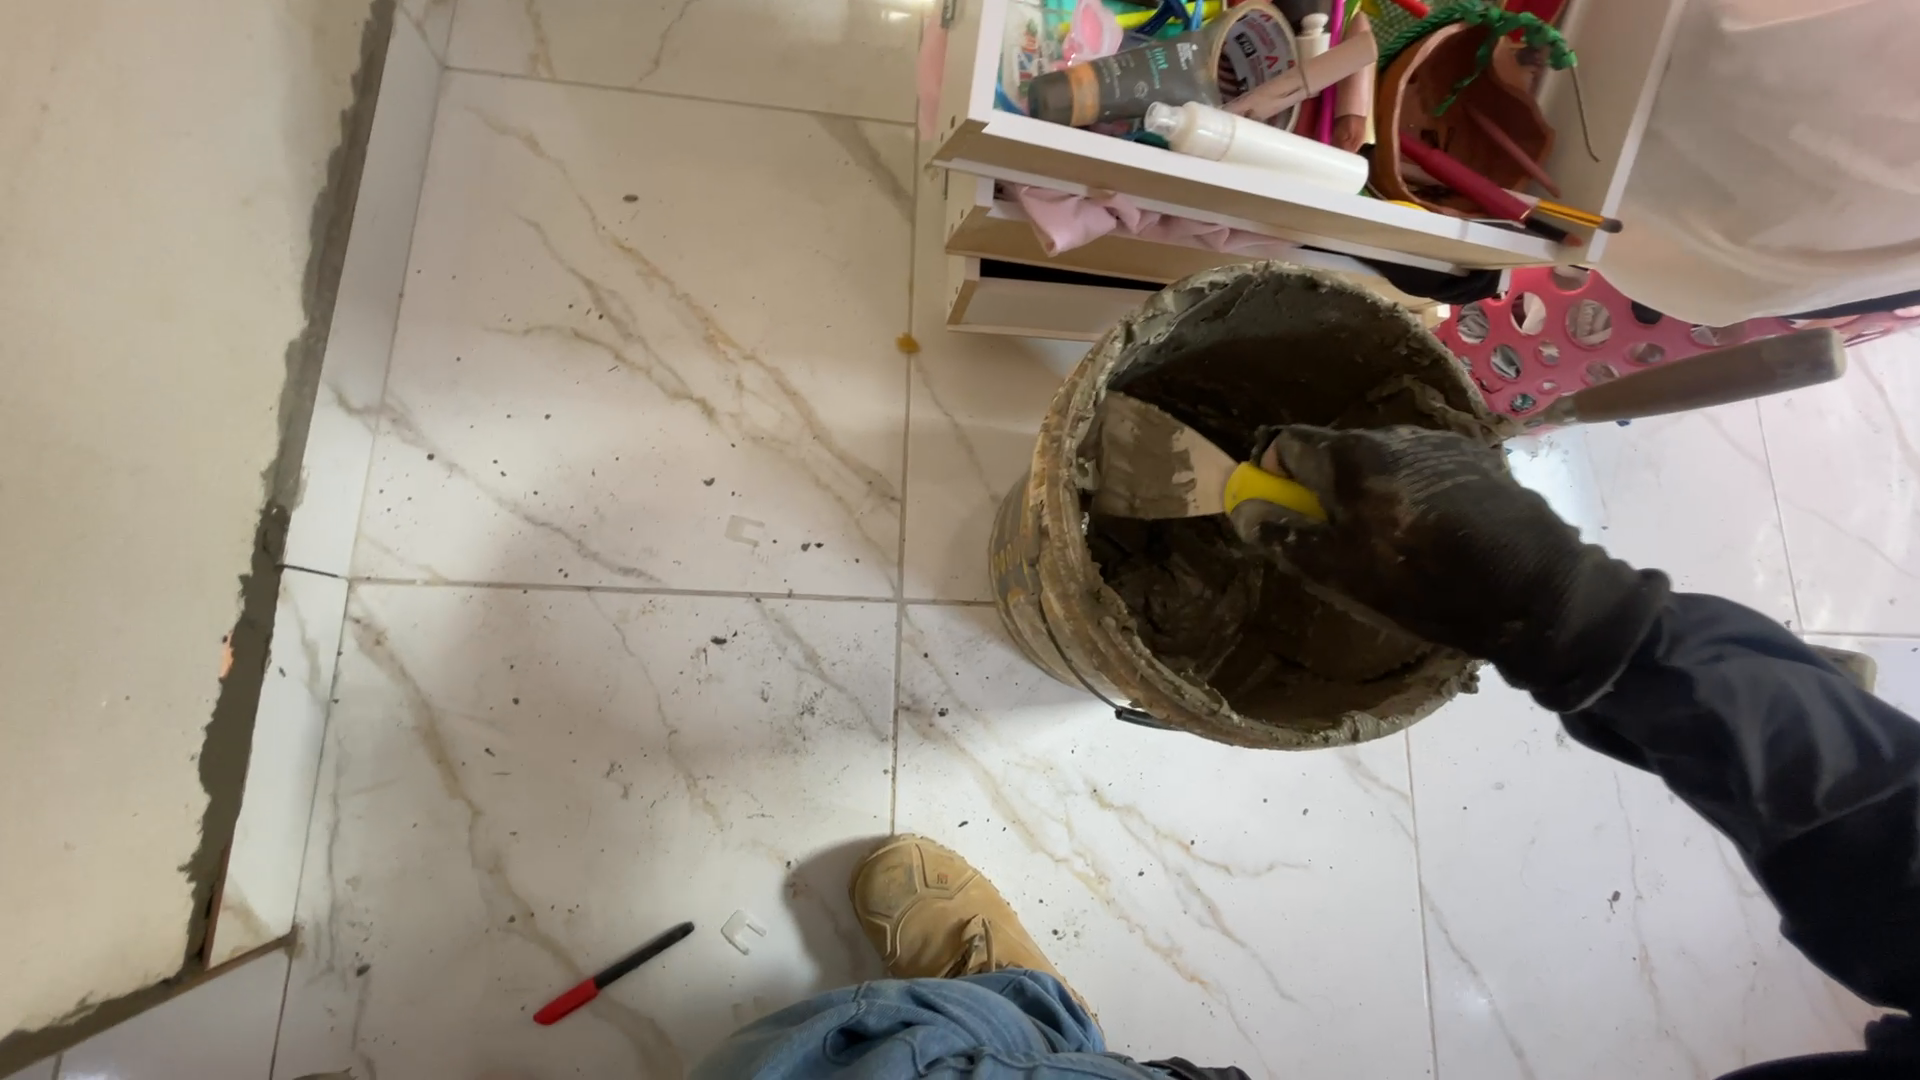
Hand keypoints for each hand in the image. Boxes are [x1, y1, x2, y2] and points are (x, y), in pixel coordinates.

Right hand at [1229, 425, 1669, 709]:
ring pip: (1373, 461)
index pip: (1286, 441)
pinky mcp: (1475, 460)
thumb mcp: (1335, 571)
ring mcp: (1439, 444)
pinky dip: (1399, 492)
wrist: (1541, 594)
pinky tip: (1422, 532)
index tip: (1271, 506)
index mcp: (1351, 456)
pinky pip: (1413, 468)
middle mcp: (1391, 435)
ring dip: (1359, 491)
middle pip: (1330, 451)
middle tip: (1324, 537)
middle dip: (1314, 488)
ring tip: (1378, 539)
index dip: (1268, 471)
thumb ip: (1281, 534)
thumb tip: (1245, 510)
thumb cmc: (1422, 583)